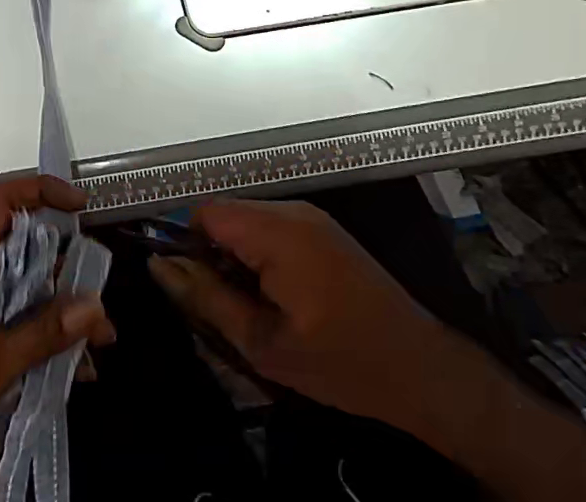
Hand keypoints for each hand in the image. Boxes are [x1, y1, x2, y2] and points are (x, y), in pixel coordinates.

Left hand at [0, 176, 115, 501]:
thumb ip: (39, 334)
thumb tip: (91, 307)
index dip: (39, 191)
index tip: (78, 207)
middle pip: (13, 244)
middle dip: (61, 267)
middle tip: (95, 298)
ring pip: (12, 283)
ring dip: (52, 306)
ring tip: (91, 344)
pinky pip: (1, 313)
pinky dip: (32, 328)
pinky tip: (63, 362)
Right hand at [147, 200, 585, 501]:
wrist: (426, 373)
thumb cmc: (343, 363)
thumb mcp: (263, 344)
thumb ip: (206, 298)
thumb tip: (159, 265)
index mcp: (277, 234)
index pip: (204, 213)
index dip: (185, 244)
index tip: (190, 285)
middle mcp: (293, 212)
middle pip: (224, 214)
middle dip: (209, 251)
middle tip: (220, 302)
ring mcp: (312, 218)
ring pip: (245, 219)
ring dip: (233, 253)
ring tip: (249, 302)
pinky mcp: (323, 229)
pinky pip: (269, 226)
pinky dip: (257, 252)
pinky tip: (274, 294)